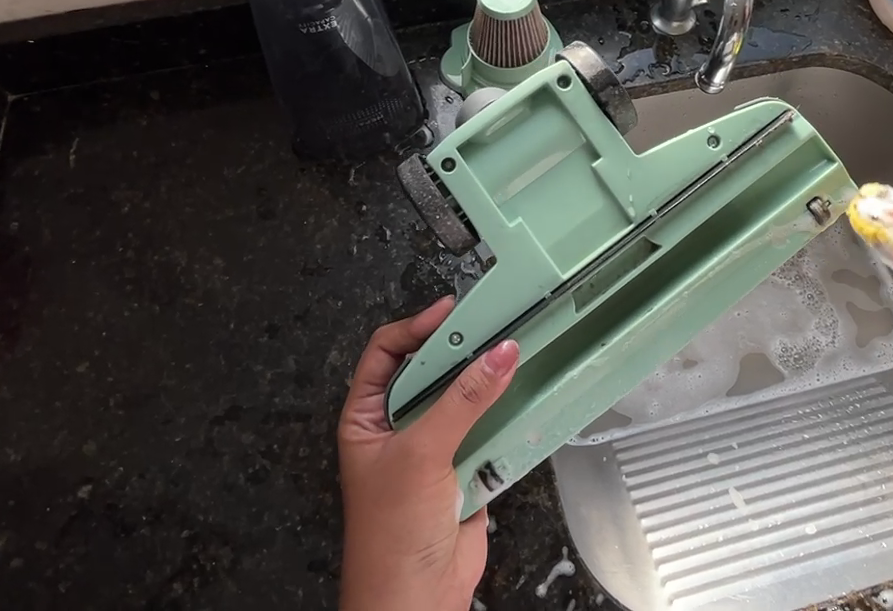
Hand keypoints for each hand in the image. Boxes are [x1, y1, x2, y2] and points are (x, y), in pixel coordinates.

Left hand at [338, 297, 519, 610]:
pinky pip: (487, 429)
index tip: (453, 311)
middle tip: (495, 326)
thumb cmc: (393, 532)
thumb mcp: (422, 453)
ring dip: (488, 383)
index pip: (386, 352)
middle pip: (432, 371)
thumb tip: (501, 352)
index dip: (416, 327)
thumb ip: (464, 400)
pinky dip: (505, 417)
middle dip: (462, 351)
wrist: (417, 604)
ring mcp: (434, 446)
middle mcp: (398, 425)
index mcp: (367, 415)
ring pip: (464, 399)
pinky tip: (525, 397)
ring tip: (516, 354)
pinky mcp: (466, 467)